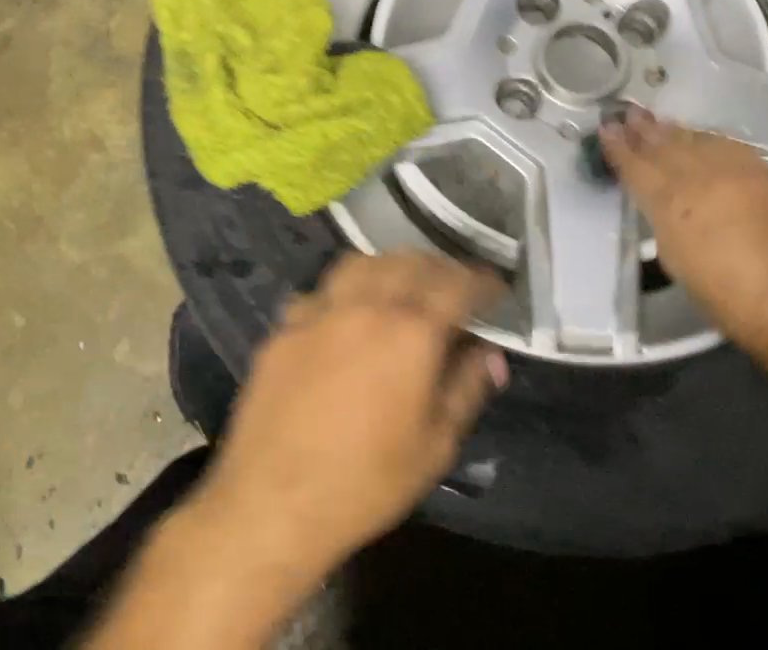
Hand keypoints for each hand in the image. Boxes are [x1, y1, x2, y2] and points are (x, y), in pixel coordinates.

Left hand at [193, 250, 508, 572]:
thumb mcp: (436, 446)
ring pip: (361, 264)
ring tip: (401, 288)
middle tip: (454, 288)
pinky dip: (343, 293)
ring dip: (391, 268)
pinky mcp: (283, 330)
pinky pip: (320, 292)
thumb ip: (468, 388)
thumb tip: (491, 354)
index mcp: (412, 333)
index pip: (458, 284)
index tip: (495, 289)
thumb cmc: (367, 483)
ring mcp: (319, 313)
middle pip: (410, 262)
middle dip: (440, 269)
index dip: (483, 282)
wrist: (272, 505)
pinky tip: (345, 317)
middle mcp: (366, 308)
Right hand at [600, 107, 767, 357]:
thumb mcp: (675, 259)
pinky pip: (729, 146)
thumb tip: (661, 200)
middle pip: (666, 145)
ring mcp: (737, 172)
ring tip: (658, 122)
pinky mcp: (766, 174)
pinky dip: (710, 140)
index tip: (607, 129)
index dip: (619, 148)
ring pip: (698, 140)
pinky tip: (702, 138)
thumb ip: (664, 220)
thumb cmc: (723, 296)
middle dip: (644, 130)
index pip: (638, 167)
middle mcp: (703, 178)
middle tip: (628, 114)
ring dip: (675, 131)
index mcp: (673, 204)